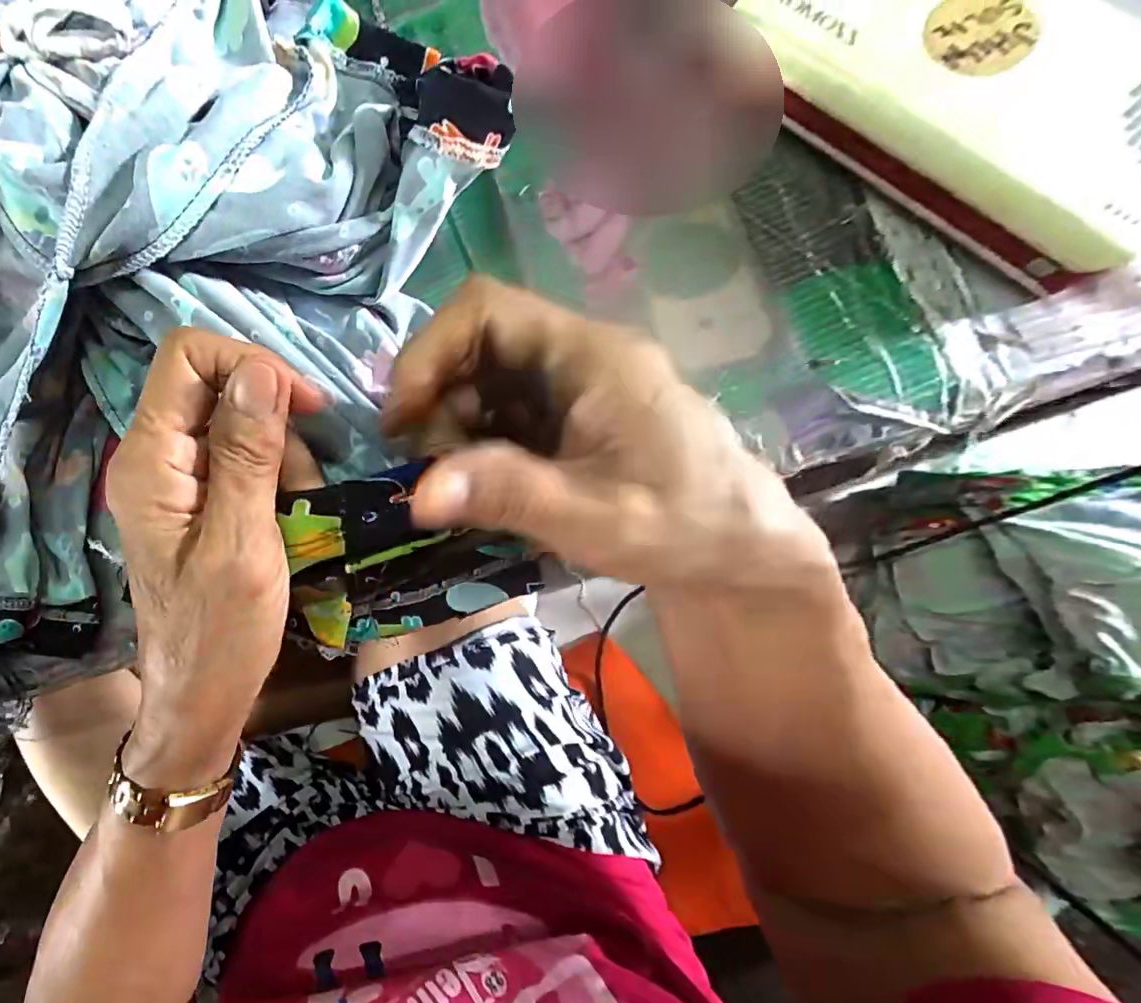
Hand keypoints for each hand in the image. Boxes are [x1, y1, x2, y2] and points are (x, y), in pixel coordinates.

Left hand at [106, 329, 326, 782]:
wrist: (198, 697)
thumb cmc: (219, 634)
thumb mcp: (242, 543)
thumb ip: (247, 454)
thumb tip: (259, 369)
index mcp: (149, 460)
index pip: (185, 356)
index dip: (246, 361)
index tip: (300, 404)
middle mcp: (149, 459)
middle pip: (211, 385)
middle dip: (271, 416)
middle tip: (306, 475)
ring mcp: (169, 481)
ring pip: (231, 421)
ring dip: (278, 453)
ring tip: (301, 508)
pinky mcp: (190, 502)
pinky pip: (234, 459)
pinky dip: (271, 476)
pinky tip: (289, 517)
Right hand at [384, 277, 832, 595]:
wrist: (737, 556)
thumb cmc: (685, 528)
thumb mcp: (596, 518)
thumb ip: (510, 496)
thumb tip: (418, 494)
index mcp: (588, 356)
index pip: (482, 308)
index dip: (427, 353)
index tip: (403, 420)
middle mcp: (569, 358)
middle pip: (466, 347)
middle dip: (433, 406)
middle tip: (436, 470)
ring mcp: (559, 388)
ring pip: (469, 384)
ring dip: (445, 433)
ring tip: (464, 489)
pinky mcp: (552, 419)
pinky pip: (485, 415)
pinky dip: (465, 449)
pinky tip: (481, 489)